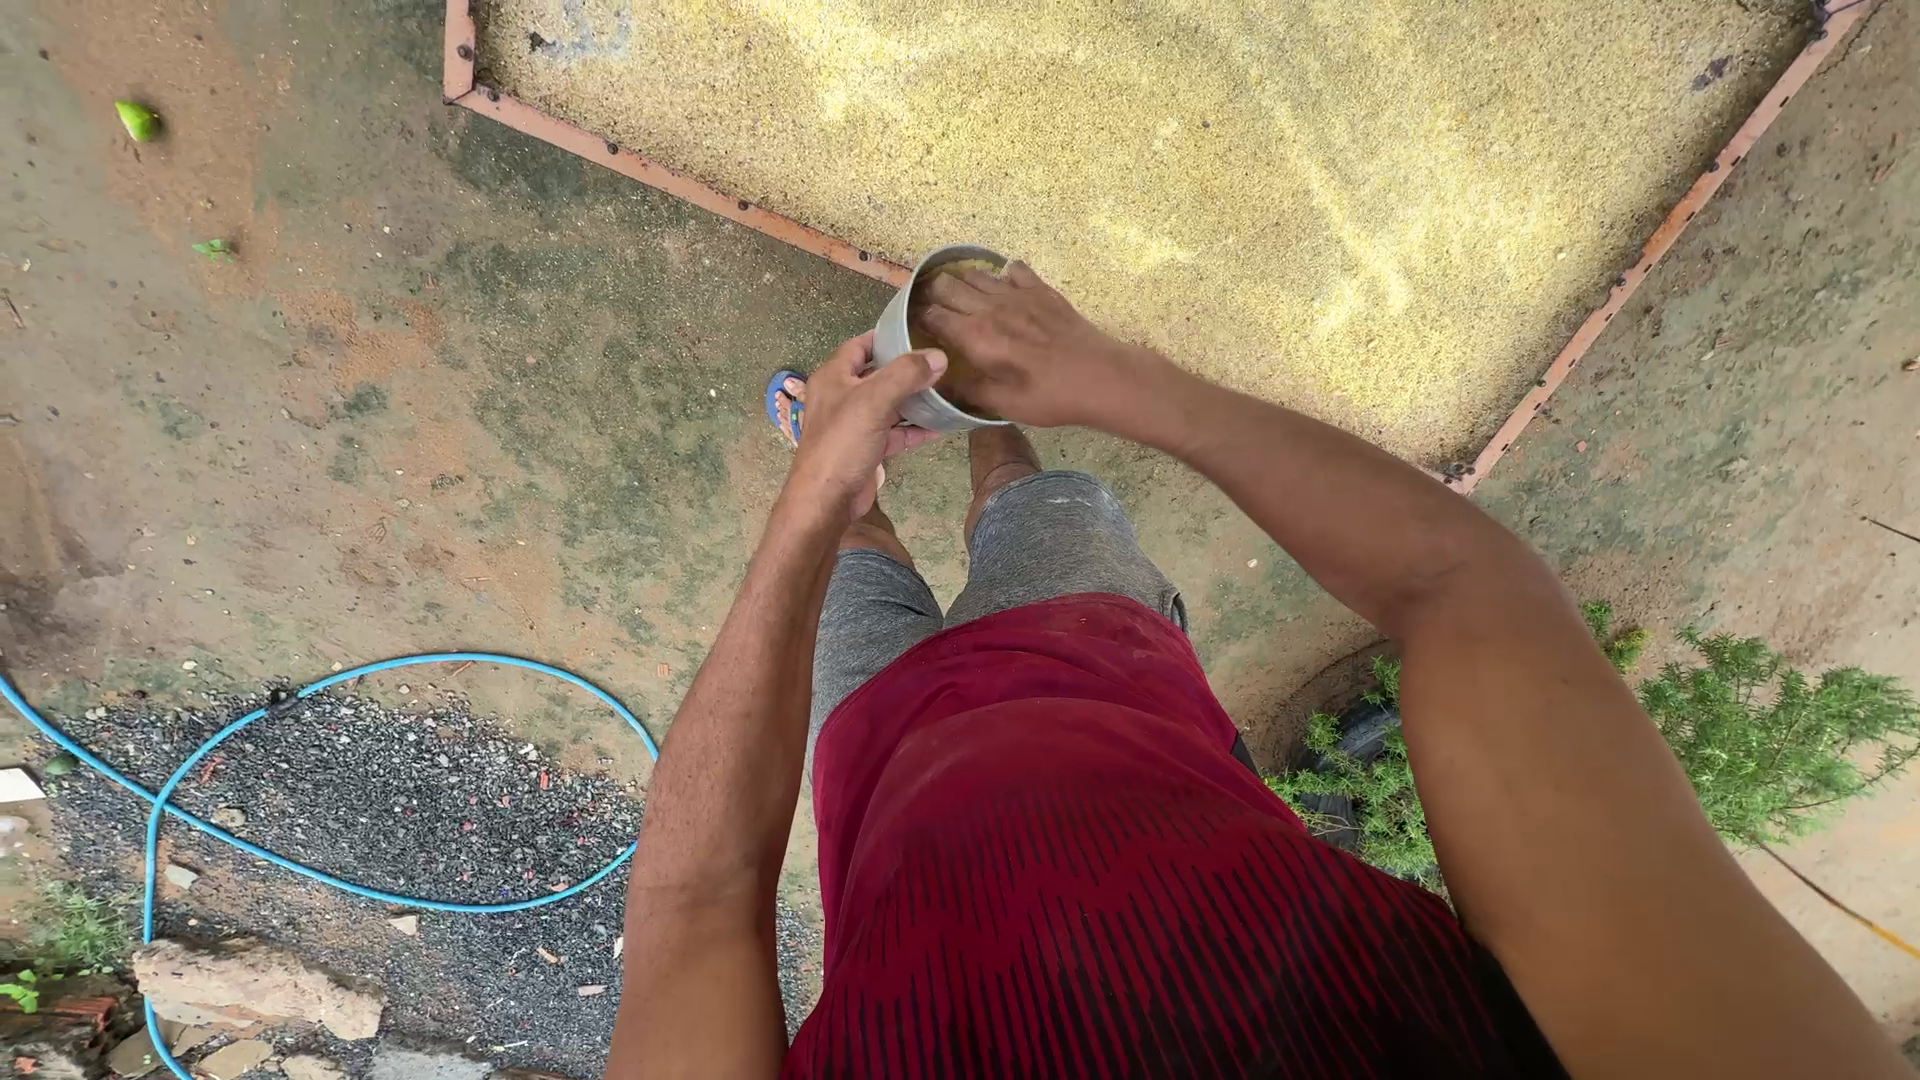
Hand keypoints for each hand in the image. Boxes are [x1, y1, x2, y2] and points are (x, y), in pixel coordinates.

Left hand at [784, 332, 945, 522]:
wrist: (826, 499)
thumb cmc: (843, 443)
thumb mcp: (874, 401)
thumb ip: (906, 375)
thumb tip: (939, 357)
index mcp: (834, 376)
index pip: (861, 345)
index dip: (887, 337)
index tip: (918, 334)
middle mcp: (842, 396)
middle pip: (877, 374)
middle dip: (906, 369)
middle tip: (938, 363)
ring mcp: (854, 424)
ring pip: (888, 404)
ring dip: (913, 400)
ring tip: (944, 392)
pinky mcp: (866, 448)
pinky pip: (894, 432)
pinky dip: (913, 429)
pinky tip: (939, 427)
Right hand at [916, 261, 1175, 428]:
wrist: (1101, 377)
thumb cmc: (1049, 397)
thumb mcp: (1003, 406)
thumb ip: (968, 390)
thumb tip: (942, 381)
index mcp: (976, 336)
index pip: (932, 314)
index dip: (920, 319)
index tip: (917, 328)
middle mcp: (990, 306)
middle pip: (947, 284)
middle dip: (934, 294)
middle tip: (934, 310)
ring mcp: (1018, 293)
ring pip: (976, 273)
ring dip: (963, 283)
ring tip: (963, 299)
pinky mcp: (1041, 289)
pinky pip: (1012, 269)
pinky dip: (1001, 276)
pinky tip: (1004, 291)